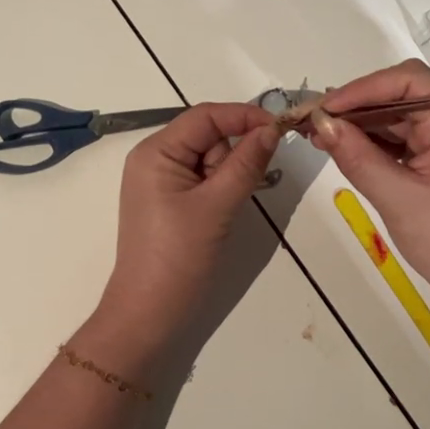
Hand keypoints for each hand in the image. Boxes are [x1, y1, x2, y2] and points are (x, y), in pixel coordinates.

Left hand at [89, 104, 279, 371]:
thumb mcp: (217, 206)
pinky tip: (220, 212)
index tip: (281, 128)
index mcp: (155, 151)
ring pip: (208, 157)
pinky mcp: (168, 200)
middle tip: (237, 191)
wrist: (148, 312)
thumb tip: (272, 128)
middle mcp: (153, 157)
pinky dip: (219, 187)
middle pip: (207, 134)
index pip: (205, 116)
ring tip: (222, 211)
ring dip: (227, 174)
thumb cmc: (178, 257)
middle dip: (232, 153)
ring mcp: (159, 180)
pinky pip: (201, 178)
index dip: (243, 116)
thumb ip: (246, 163)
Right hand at [309, 60, 429, 317]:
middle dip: (356, 104)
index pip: (411, 81)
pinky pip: (400, 135)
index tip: (326, 108)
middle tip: (314, 121)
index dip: (365, 88)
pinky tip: (342, 147)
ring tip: (319, 134)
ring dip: (359, 121)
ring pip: (396, 113)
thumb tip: (320, 123)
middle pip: (401, 93)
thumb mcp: (397, 200)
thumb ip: (358, 158)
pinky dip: (370, 139)